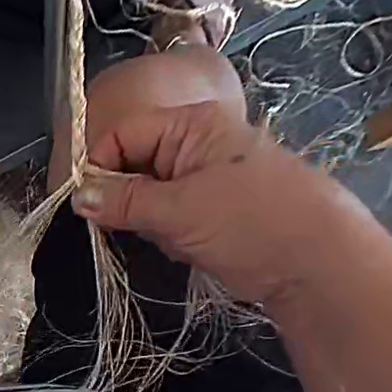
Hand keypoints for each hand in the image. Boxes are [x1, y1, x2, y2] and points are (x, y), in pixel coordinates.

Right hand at [71, 101, 358, 303]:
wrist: (315, 266)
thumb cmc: (249, 222)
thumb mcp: (179, 209)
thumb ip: (123, 201)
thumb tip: (77, 196)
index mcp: (190, 125)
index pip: (123, 134)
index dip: (99, 166)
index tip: (83, 204)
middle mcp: (192, 145)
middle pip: (131, 163)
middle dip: (122, 197)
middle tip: (126, 226)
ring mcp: (199, 179)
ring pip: (144, 195)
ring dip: (143, 220)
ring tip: (167, 236)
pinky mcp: (204, 211)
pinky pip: (162, 216)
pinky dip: (161, 233)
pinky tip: (180, 245)